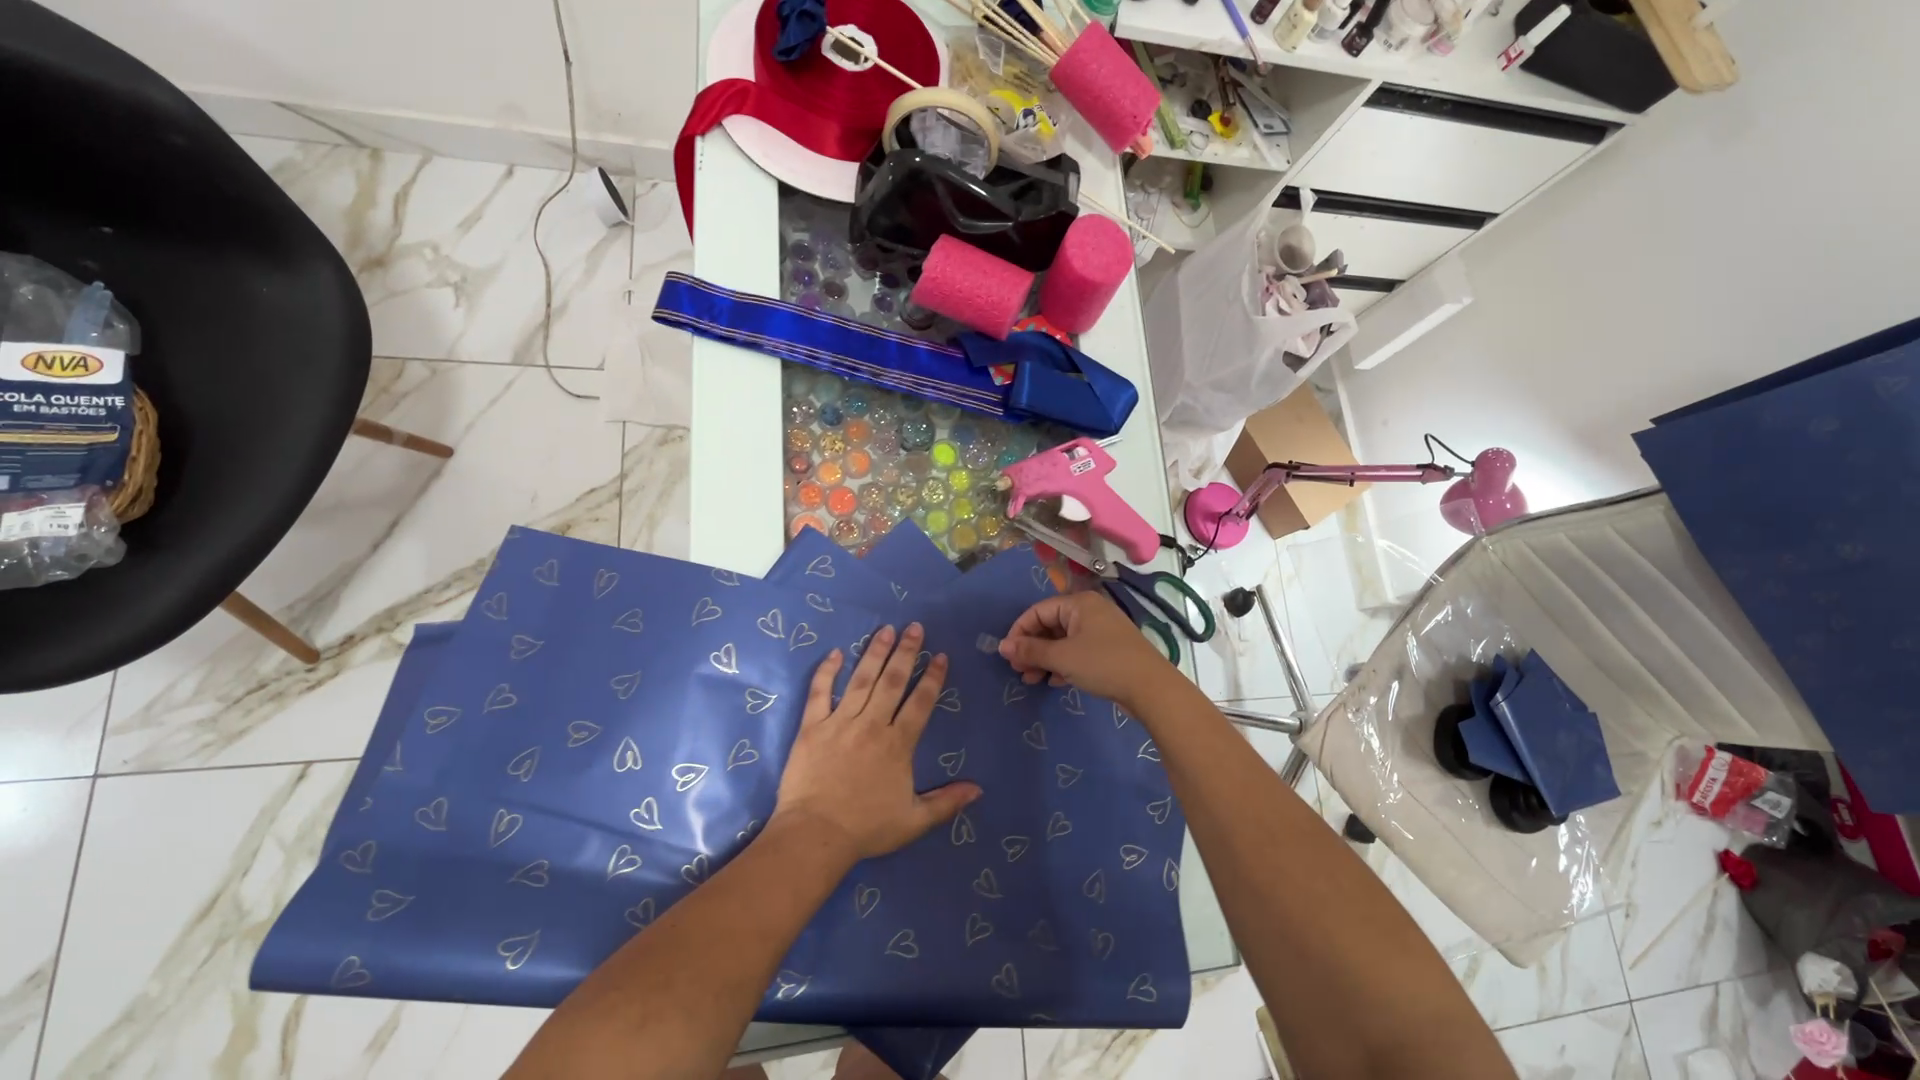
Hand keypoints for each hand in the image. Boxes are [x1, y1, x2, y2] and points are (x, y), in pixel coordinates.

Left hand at [772, 623, 980, 862]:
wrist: (816, 834)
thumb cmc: (867, 829)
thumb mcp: (914, 821)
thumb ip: (947, 802)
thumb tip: (978, 789)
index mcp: (898, 745)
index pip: (920, 703)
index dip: (933, 678)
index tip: (941, 656)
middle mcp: (872, 725)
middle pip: (892, 681)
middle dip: (906, 652)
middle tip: (915, 628)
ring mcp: (840, 723)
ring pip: (861, 680)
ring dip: (875, 653)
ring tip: (885, 630)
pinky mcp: (812, 728)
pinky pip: (820, 693)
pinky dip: (827, 672)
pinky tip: (836, 653)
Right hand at [997, 591, 1176, 708]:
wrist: (1151, 688)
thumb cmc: (1103, 664)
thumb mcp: (1062, 657)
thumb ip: (1030, 650)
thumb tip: (1002, 646)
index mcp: (1079, 603)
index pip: (1038, 611)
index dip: (1019, 632)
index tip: (1008, 655)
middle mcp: (1090, 612)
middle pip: (1050, 625)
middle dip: (1032, 648)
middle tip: (1018, 670)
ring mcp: (1101, 631)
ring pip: (1063, 641)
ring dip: (1045, 659)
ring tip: (1032, 680)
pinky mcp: (1109, 651)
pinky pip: (1077, 652)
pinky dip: (1063, 665)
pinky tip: (1055, 682)